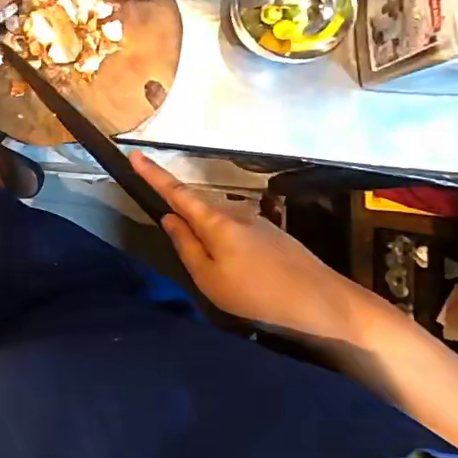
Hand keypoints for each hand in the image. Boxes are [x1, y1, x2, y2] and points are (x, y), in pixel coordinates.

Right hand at [132, 151, 350, 333]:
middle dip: (185, 223)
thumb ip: (185, 245)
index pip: (176, 192)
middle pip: (197, 209)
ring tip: (224, 281)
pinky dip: (229, 248)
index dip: (153, 174)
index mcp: (214, 221)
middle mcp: (234, 212)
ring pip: (218, 225)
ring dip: (211, 242)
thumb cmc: (258, 294)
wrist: (322, 302)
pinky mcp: (271, 234)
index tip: (135, 155)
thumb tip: (169, 218)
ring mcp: (256, 220)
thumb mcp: (209, 278)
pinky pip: (236, 234)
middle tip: (191, 260)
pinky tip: (244, 278)